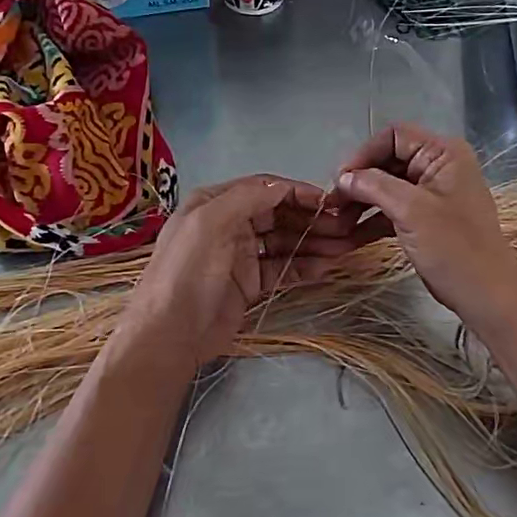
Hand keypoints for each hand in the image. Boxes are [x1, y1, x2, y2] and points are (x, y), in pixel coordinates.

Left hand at [117, 175, 345, 366]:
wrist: (170, 332)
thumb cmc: (188, 271)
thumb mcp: (210, 223)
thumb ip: (246, 198)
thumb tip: (282, 184)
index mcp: (214, 203)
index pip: (263, 189)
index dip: (296, 193)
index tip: (329, 203)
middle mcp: (227, 223)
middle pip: (277, 214)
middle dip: (310, 219)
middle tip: (345, 228)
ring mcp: (239, 255)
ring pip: (283, 241)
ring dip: (313, 242)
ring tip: (346, 247)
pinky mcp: (249, 284)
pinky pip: (282, 268)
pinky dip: (303, 266)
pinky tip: (327, 267)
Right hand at [332, 123, 516, 318]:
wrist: (486, 297)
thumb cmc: (454, 248)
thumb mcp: (411, 210)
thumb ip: (373, 185)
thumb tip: (343, 177)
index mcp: (444, 155)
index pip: (394, 136)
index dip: (364, 154)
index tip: (342, 180)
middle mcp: (438, 167)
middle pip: (385, 161)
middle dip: (359, 181)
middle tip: (334, 205)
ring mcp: (431, 193)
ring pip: (384, 186)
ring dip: (360, 202)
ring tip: (338, 222)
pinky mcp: (425, 218)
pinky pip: (390, 208)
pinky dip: (370, 218)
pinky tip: (350, 234)